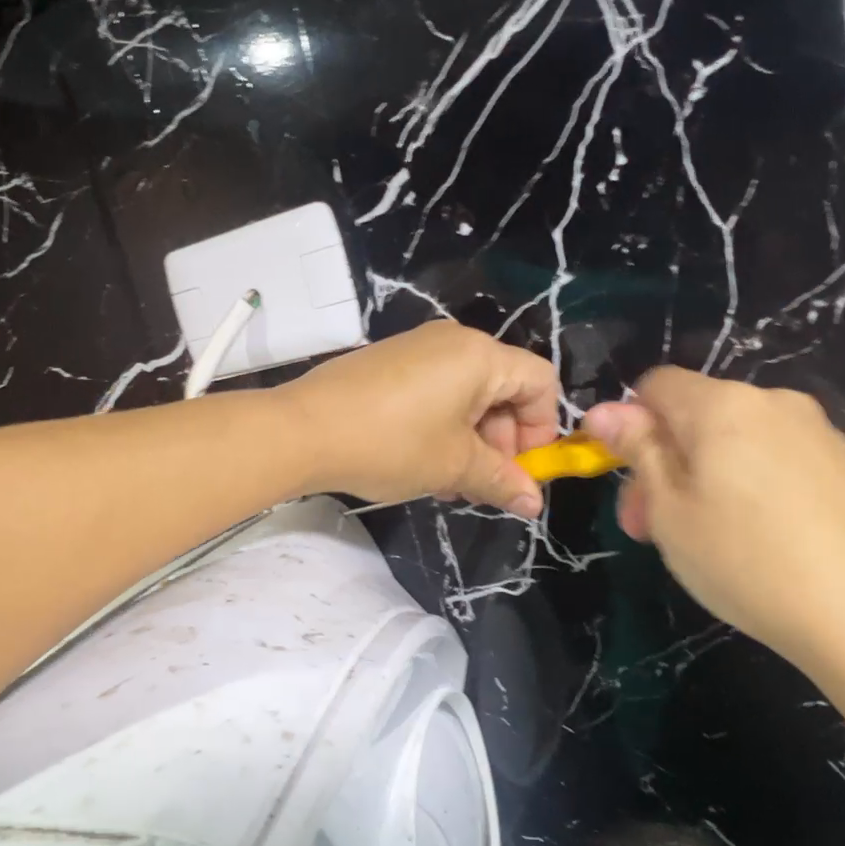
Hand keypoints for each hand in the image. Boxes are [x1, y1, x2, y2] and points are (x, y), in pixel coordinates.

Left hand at [278, 321, 560, 513]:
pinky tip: (422, 465)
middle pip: (503, 389)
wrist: (302, 430)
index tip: (522, 471)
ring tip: (451, 485)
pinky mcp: (388, 364)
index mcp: (479, 355)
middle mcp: (452, 342)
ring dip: (471, 442)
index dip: (542, 429)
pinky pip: (434, 392)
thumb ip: (500, 480)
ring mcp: (416, 349)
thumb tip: (534, 503)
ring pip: (467, 396)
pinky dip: (441, 428)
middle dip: (502, 443)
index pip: (540, 382)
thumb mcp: (452, 466)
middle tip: (484, 487)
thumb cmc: (390, 443)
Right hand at [580, 366, 844, 671]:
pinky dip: (749, 487)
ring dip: (703, 477)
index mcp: (722, 404)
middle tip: (651, 526)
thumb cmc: (747, 562)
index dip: (628, 424)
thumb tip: (604, 411)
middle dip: (663, 461)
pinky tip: (758, 543)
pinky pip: (776, 460)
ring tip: (704, 540)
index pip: (655, 384)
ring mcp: (819, 434)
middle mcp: (773, 403)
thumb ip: (638, 450)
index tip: (626, 481)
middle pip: (696, 415)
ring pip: (736, 441)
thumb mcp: (669, 511)